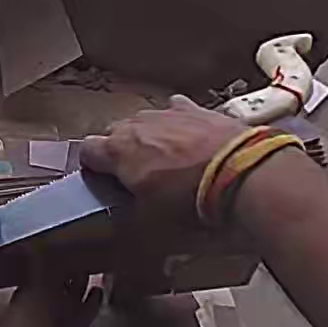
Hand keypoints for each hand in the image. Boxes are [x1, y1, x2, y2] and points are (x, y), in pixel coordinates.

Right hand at [78, 96, 253, 220]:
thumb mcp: (148, 217)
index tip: (101, 178)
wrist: (240, 173)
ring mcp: (166, 113)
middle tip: (134, 174)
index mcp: (116, 150)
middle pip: (114, 133)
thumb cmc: (188, 198)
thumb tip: (128, 213)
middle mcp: (136, 125)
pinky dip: (176, 124)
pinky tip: (186, 139)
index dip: (92, 166)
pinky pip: (175, 112)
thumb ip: (129, 207)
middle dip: (119, 150)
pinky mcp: (196, 109)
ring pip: (144, 121)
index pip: (86, 150)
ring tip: (163, 159)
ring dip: (147, 137)